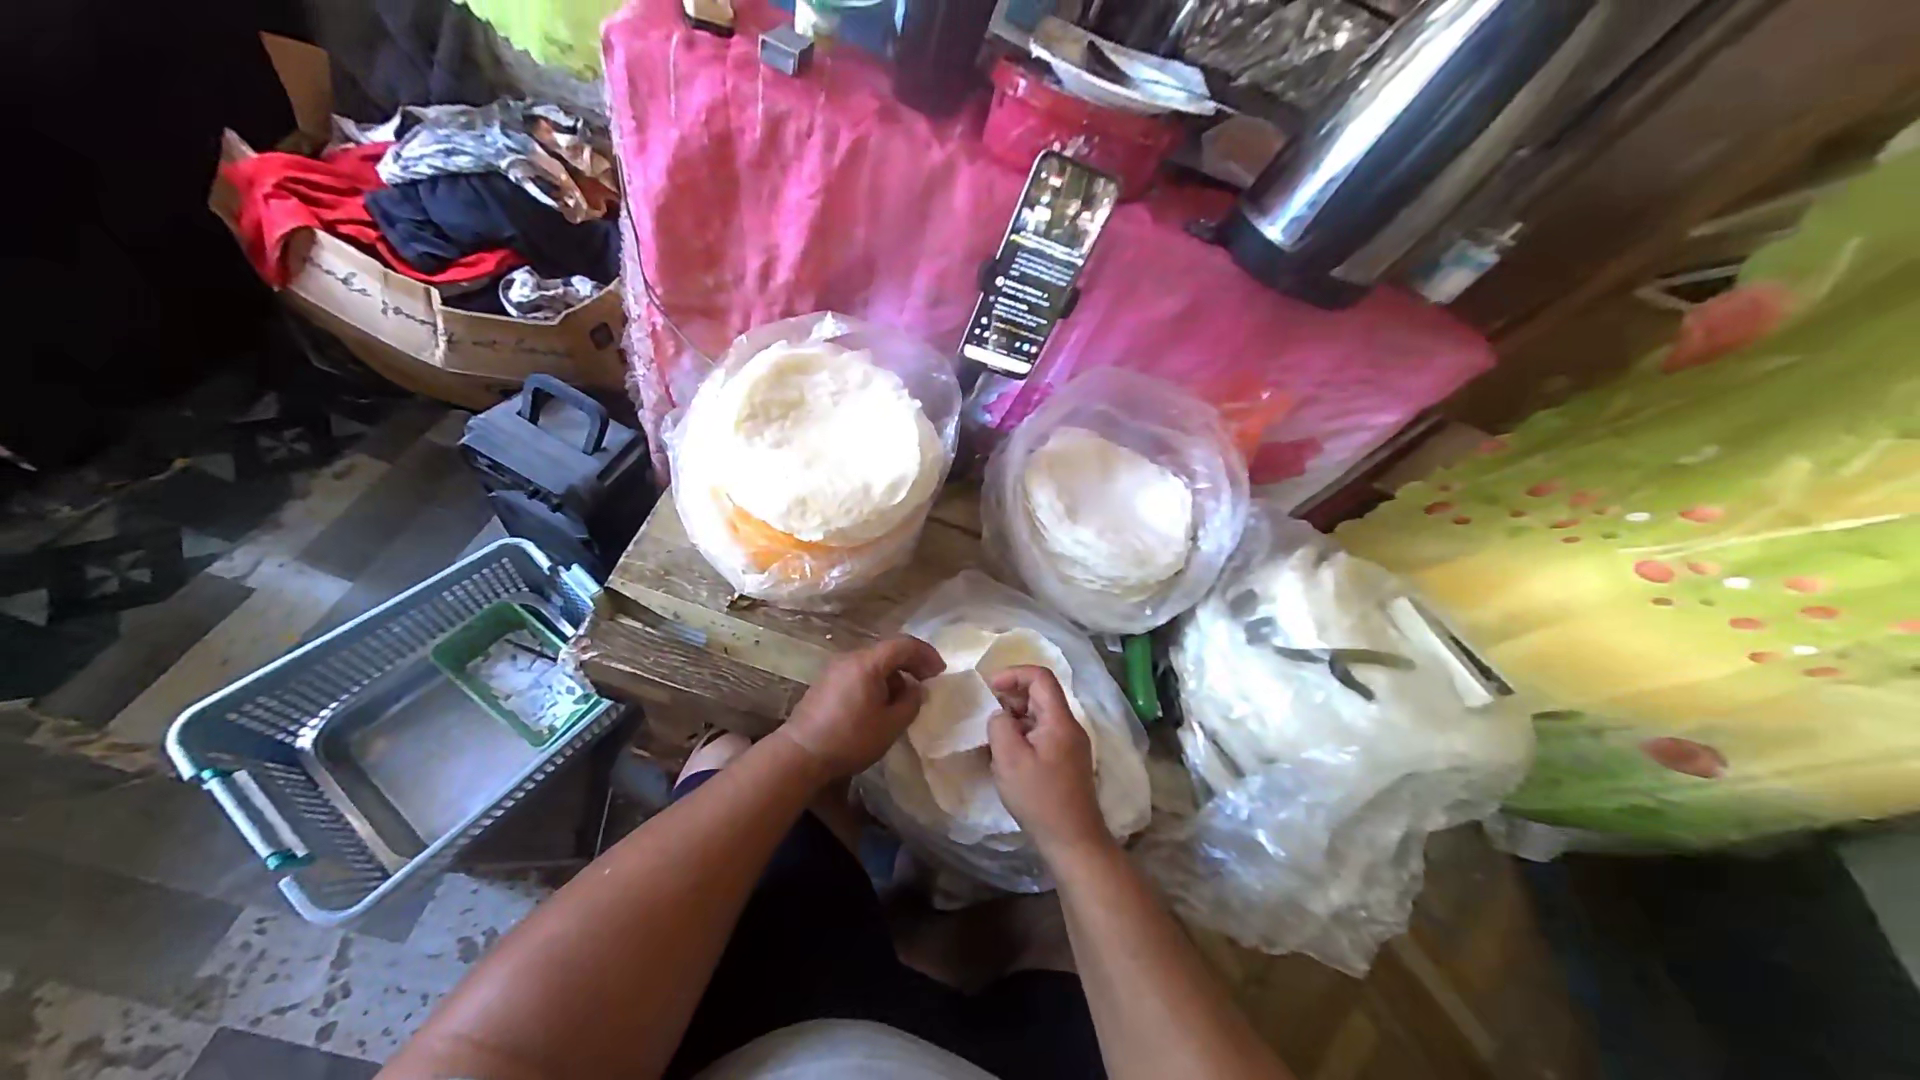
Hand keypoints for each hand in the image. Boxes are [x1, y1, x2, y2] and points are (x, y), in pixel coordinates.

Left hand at [780, 635, 944, 781]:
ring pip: (872, 663)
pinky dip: (876, 681)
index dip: (926, 655)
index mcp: (868, 662)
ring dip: (893, 675)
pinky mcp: (825, 683)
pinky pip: (859, 673)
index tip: (940, 673)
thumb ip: (911, 702)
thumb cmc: (850, 738)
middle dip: (911, 664)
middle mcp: (850, 658)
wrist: (800, 754)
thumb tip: (917, 688)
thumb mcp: (891, 725)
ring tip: (904, 699)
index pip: (904, 644)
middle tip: (926, 683)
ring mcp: (834, 669)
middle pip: (887, 651)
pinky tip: (879, 704)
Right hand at [987, 666, 1110, 858]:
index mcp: (1059, 720)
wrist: (1073, 840)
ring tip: (993, 736)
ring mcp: (1070, 744)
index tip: (989, 688)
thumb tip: (1000, 715)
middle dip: (1011, 696)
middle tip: (987, 714)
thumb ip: (999, 726)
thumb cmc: (1040, 798)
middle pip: (1041, 694)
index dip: (1013, 674)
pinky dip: (1022, 734)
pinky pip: (1042, 733)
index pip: (1040, 677)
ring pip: (1040, 715)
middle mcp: (1069, 726)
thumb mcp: (1009, 759)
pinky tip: (1007, 754)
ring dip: (1015, 717)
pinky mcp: (1066, 760)